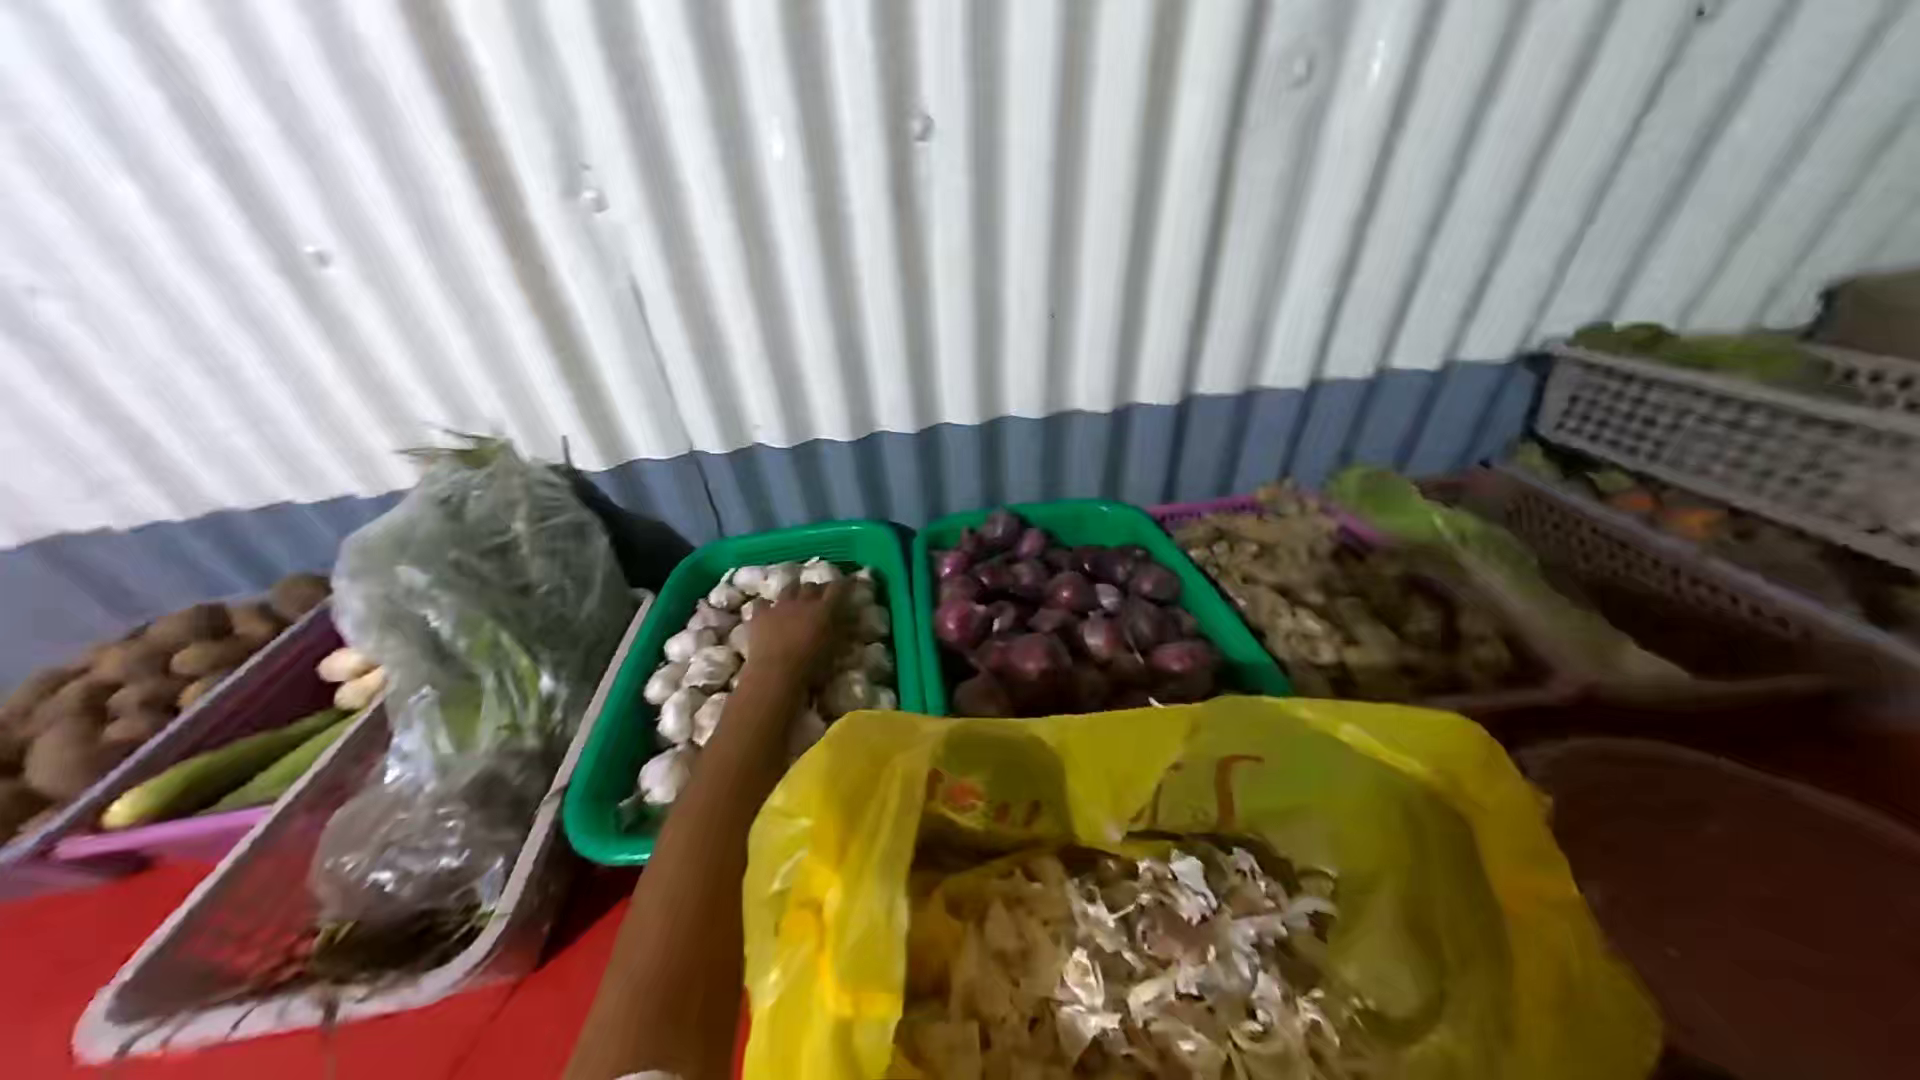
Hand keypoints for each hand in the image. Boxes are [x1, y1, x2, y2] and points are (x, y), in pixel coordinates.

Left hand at [745, 579, 848, 680]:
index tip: (845, 584)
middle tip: (819, 597)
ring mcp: (779, 606)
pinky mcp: (759, 615)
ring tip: (795, 598)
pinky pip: (761, 602)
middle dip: (816, 589)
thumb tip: (846, 625)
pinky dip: (766, 605)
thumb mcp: (833, 653)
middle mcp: (803, 602)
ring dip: (794, 591)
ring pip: (788, 588)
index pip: (837, 588)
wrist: (775, 674)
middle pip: (811, 586)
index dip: (842, 585)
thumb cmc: (811, 669)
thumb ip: (839, 634)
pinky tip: (767, 610)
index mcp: (824, 610)